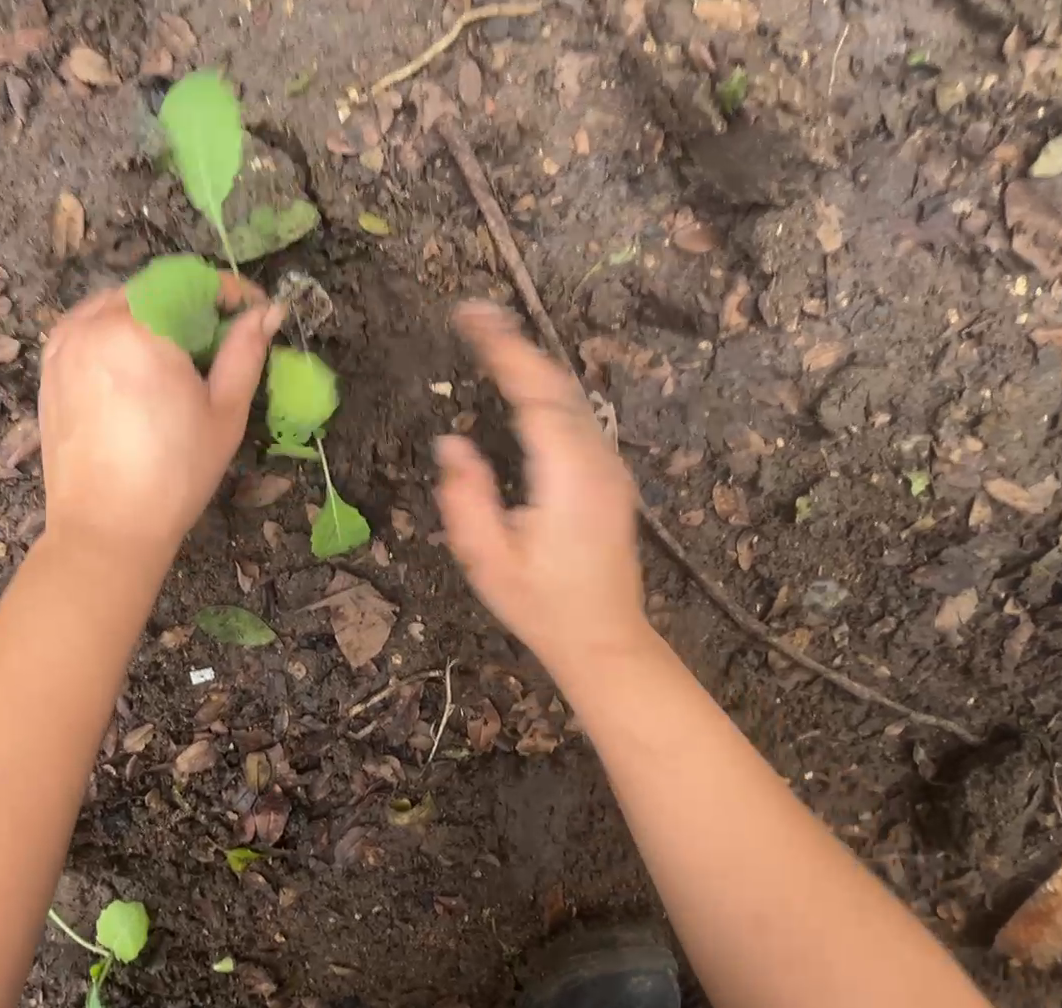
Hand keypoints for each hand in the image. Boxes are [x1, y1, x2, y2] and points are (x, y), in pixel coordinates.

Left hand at [38, 276, 282, 559]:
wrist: (106, 527)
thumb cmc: (175, 475)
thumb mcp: (224, 413)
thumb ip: (245, 353)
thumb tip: (268, 311)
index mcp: (140, 328)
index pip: (188, 282)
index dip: (225, 291)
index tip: (251, 311)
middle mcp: (93, 324)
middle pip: (150, 290)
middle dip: (188, 306)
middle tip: (216, 344)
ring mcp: (64, 346)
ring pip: (115, 307)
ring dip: (151, 317)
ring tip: (176, 359)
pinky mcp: (49, 370)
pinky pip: (87, 329)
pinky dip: (115, 334)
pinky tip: (135, 369)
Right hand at [433, 302, 650, 663]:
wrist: (603, 638)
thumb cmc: (540, 604)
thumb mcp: (486, 559)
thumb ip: (465, 498)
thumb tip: (451, 444)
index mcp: (566, 476)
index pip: (536, 395)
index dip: (506, 351)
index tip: (474, 316)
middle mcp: (596, 461)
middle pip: (559, 386)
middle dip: (517, 346)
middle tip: (475, 316)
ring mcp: (609, 468)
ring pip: (573, 398)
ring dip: (534, 364)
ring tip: (493, 340)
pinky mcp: (610, 478)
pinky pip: (578, 418)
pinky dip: (549, 389)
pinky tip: (526, 386)